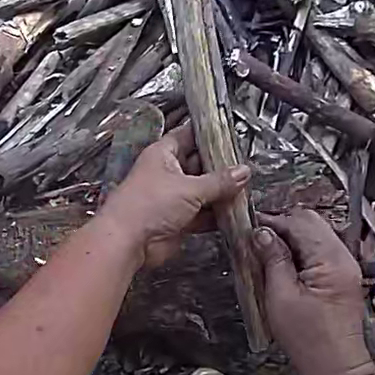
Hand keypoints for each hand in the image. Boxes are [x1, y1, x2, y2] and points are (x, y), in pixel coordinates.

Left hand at [97, 124, 249, 266]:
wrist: (128, 241)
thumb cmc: (145, 206)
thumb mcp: (189, 187)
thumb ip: (219, 181)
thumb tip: (241, 172)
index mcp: (162, 155)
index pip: (188, 136)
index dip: (207, 135)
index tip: (229, 133)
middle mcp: (166, 174)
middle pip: (199, 165)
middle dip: (220, 167)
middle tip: (244, 167)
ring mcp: (172, 198)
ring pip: (203, 191)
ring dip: (221, 193)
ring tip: (245, 189)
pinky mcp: (177, 220)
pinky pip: (202, 214)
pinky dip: (216, 214)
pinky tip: (233, 213)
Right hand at [252, 210, 374, 374]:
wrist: (335, 368)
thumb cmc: (309, 339)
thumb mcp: (280, 296)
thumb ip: (272, 259)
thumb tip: (261, 233)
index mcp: (331, 261)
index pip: (298, 223)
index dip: (271, 222)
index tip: (249, 228)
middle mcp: (344, 258)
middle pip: (310, 221)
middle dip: (280, 225)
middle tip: (255, 237)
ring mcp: (345, 266)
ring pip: (314, 232)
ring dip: (289, 236)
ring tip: (265, 250)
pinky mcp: (341, 275)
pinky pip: (318, 248)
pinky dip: (298, 248)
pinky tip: (282, 261)